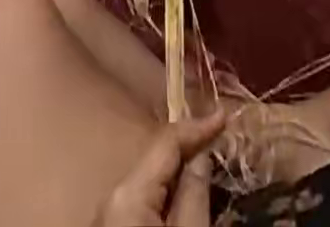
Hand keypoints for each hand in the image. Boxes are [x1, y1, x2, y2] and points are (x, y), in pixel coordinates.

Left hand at [95, 112, 226, 226]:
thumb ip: (194, 196)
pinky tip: (181, 194)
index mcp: (128, 192)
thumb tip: (201, 158)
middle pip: (157, 159)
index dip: (197, 126)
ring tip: (205, 160)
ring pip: (150, 180)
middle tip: (218, 135)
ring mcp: (106, 215)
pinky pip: (142, 200)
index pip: (166, 141)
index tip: (223, 115)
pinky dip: (164, 192)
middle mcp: (112, 196)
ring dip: (177, 171)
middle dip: (187, 147)